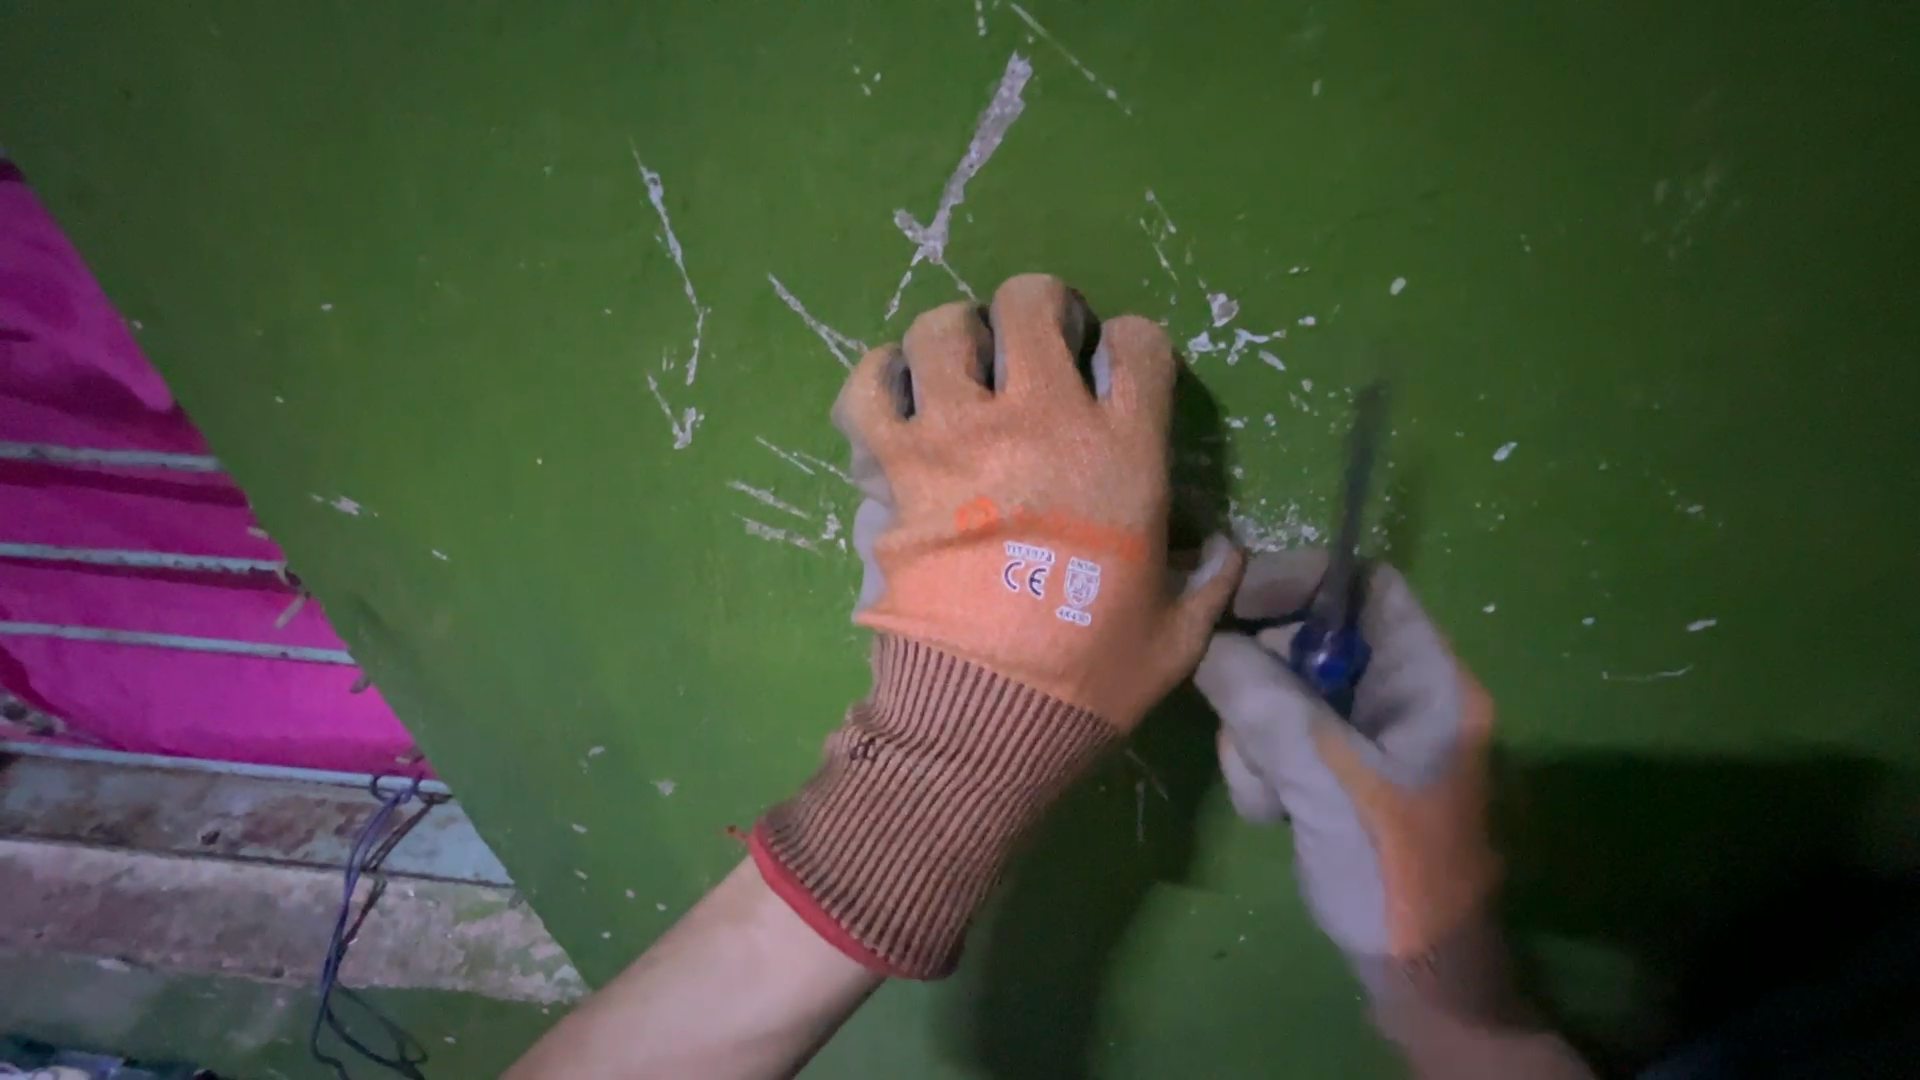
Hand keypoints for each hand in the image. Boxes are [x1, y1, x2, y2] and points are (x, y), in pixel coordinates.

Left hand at [839, 273, 1240, 724]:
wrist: (985, 713)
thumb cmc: (1087, 674)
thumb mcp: (1177, 634)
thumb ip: (1209, 579)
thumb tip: (1225, 547)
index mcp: (1123, 455)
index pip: (1138, 345)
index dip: (1126, 343)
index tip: (1110, 366)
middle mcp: (1041, 423)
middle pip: (1030, 303)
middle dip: (1034, 308)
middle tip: (1028, 345)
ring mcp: (959, 439)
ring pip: (941, 330)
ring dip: (952, 340)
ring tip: (956, 372)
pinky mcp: (896, 467)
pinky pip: (869, 388)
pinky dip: (877, 381)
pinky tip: (895, 399)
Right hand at [1194, 550, 1498, 966]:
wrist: (1409, 967)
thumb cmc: (1391, 870)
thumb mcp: (1328, 782)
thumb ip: (1267, 704)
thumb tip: (1208, 643)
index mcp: (1423, 680)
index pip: (1365, 587)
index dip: (1301, 580)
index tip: (1236, 601)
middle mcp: (1391, 692)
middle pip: (1305, 636)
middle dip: (1258, 676)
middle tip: (1234, 716)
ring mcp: (1355, 728)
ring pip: (1275, 685)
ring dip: (1250, 731)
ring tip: (1267, 790)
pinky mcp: (1325, 760)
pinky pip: (1270, 728)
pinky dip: (1254, 760)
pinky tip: (1270, 808)